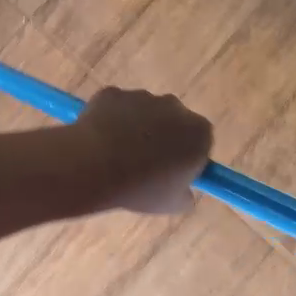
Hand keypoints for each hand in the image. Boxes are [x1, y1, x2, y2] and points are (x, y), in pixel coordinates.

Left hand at [75, 87, 213, 214]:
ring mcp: (140, 95)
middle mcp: (173, 106)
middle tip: (145, 160)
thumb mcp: (175, 203)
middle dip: (162, 134)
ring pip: (142, 110)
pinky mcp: (111, 92)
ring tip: (117, 151)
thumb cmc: (141, 188)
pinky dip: (110, 117)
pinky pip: (115, 106)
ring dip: (135, 125)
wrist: (94, 166)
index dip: (187, 153)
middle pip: (173, 119)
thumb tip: (182, 188)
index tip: (174, 169)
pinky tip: (100, 137)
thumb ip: (185, 192)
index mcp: (197, 131)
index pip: (200, 139)